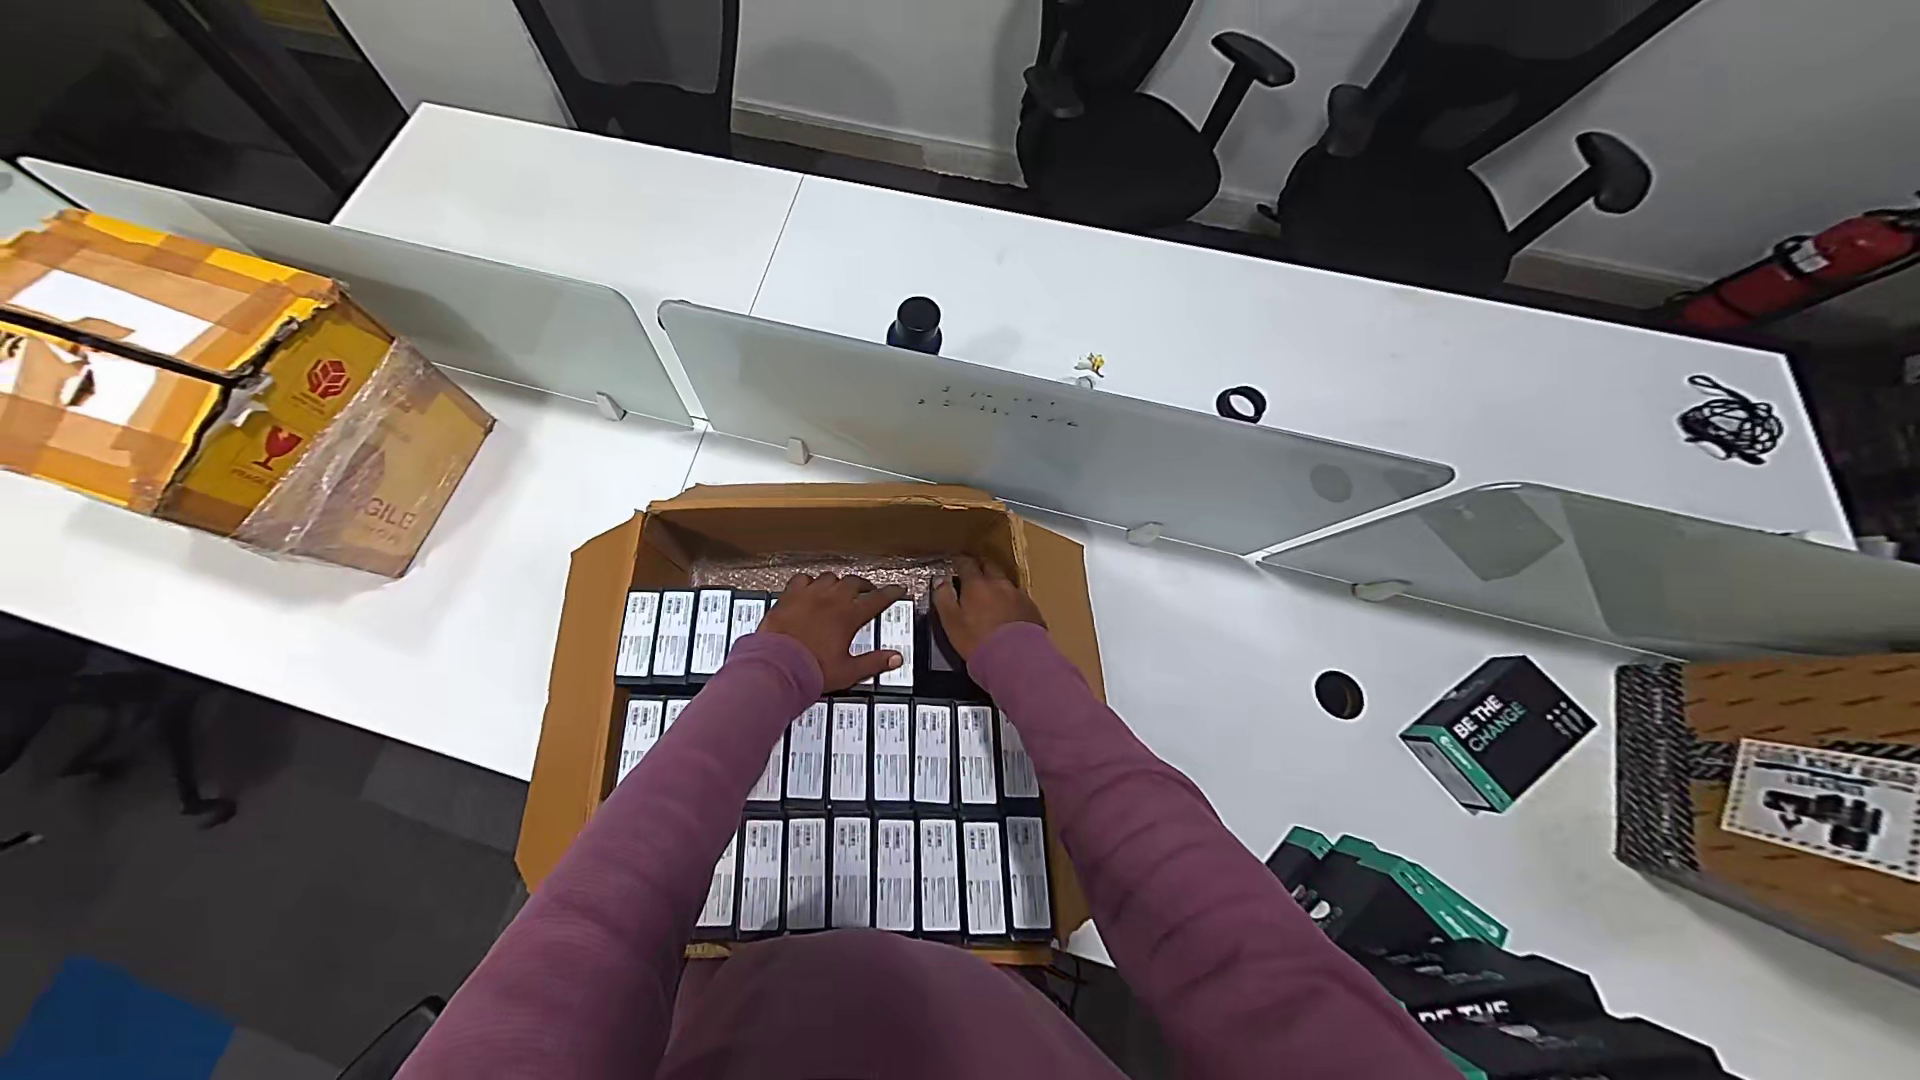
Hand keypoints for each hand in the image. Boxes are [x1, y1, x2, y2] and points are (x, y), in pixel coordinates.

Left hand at [759, 573, 905, 690]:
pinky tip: (809, 586)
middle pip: (854, 583)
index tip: (897, 589)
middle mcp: (830, 600)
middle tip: (868, 590)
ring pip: (829, 577)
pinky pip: (802, 579)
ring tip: (840, 588)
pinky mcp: (788, 596)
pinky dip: (809, 581)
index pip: (877, 599)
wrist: (776, 668)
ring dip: (838, 582)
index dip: (890, 593)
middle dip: (864, 585)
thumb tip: (894, 659)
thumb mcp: (848, 671)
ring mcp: (808, 595)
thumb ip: (874, 662)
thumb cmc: (809, 670)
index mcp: (848, 616)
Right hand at [931, 556, 1045, 660]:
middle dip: (980, 565)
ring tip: (991, 592)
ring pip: (1005, 581)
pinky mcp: (1032, 608)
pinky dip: (1010, 599)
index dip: (959, 561)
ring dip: (996, 583)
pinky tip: (1008, 610)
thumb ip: (943, 598)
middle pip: (989, 565)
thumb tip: (940, 581)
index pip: (966, 564)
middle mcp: (999, 584)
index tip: (955, 563)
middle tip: (973, 570)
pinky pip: (1018, 597)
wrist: (1016, 658)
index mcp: (977, 584)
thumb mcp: (951, 621)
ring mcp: (1018, 595)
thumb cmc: (978, 641)